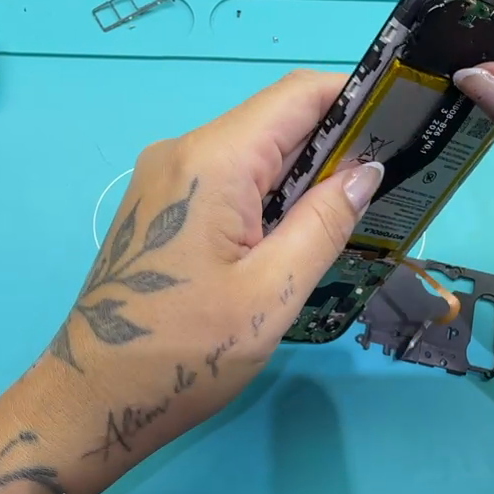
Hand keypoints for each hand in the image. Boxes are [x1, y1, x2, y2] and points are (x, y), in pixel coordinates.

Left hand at [43, 70, 383, 462]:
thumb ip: (324, 223)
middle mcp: (183, 151)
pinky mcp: (160, 204)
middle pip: (274, 121)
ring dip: (303, 171)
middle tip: (388, 176)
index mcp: (212, 161)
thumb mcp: (272, 292)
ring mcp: (165, 176)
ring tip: (353, 206)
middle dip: (335, 141)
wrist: (94, 397)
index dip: (353, 98)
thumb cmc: (186, 351)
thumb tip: (366, 172)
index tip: (400, 121)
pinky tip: (297, 227)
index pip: (296, 95)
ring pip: (252, 151)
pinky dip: (269, 192)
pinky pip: (226, 177)